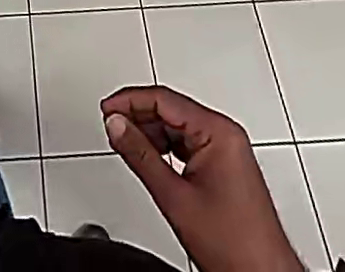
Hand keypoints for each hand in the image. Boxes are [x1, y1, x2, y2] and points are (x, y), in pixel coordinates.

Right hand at [101, 85, 302, 271]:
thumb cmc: (235, 245)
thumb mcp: (175, 197)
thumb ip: (140, 156)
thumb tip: (117, 125)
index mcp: (218, 132)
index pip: (165, 100)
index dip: (131, 100)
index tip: (108, 108)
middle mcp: (225, 135)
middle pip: (171, 109)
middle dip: (138, 114)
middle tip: (111, 123)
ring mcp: (226, 149)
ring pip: (177, 125)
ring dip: (149, 131)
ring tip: (125, 141)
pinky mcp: (223, 164)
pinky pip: (187, 142)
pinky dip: (164, 146)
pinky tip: (148, 156)